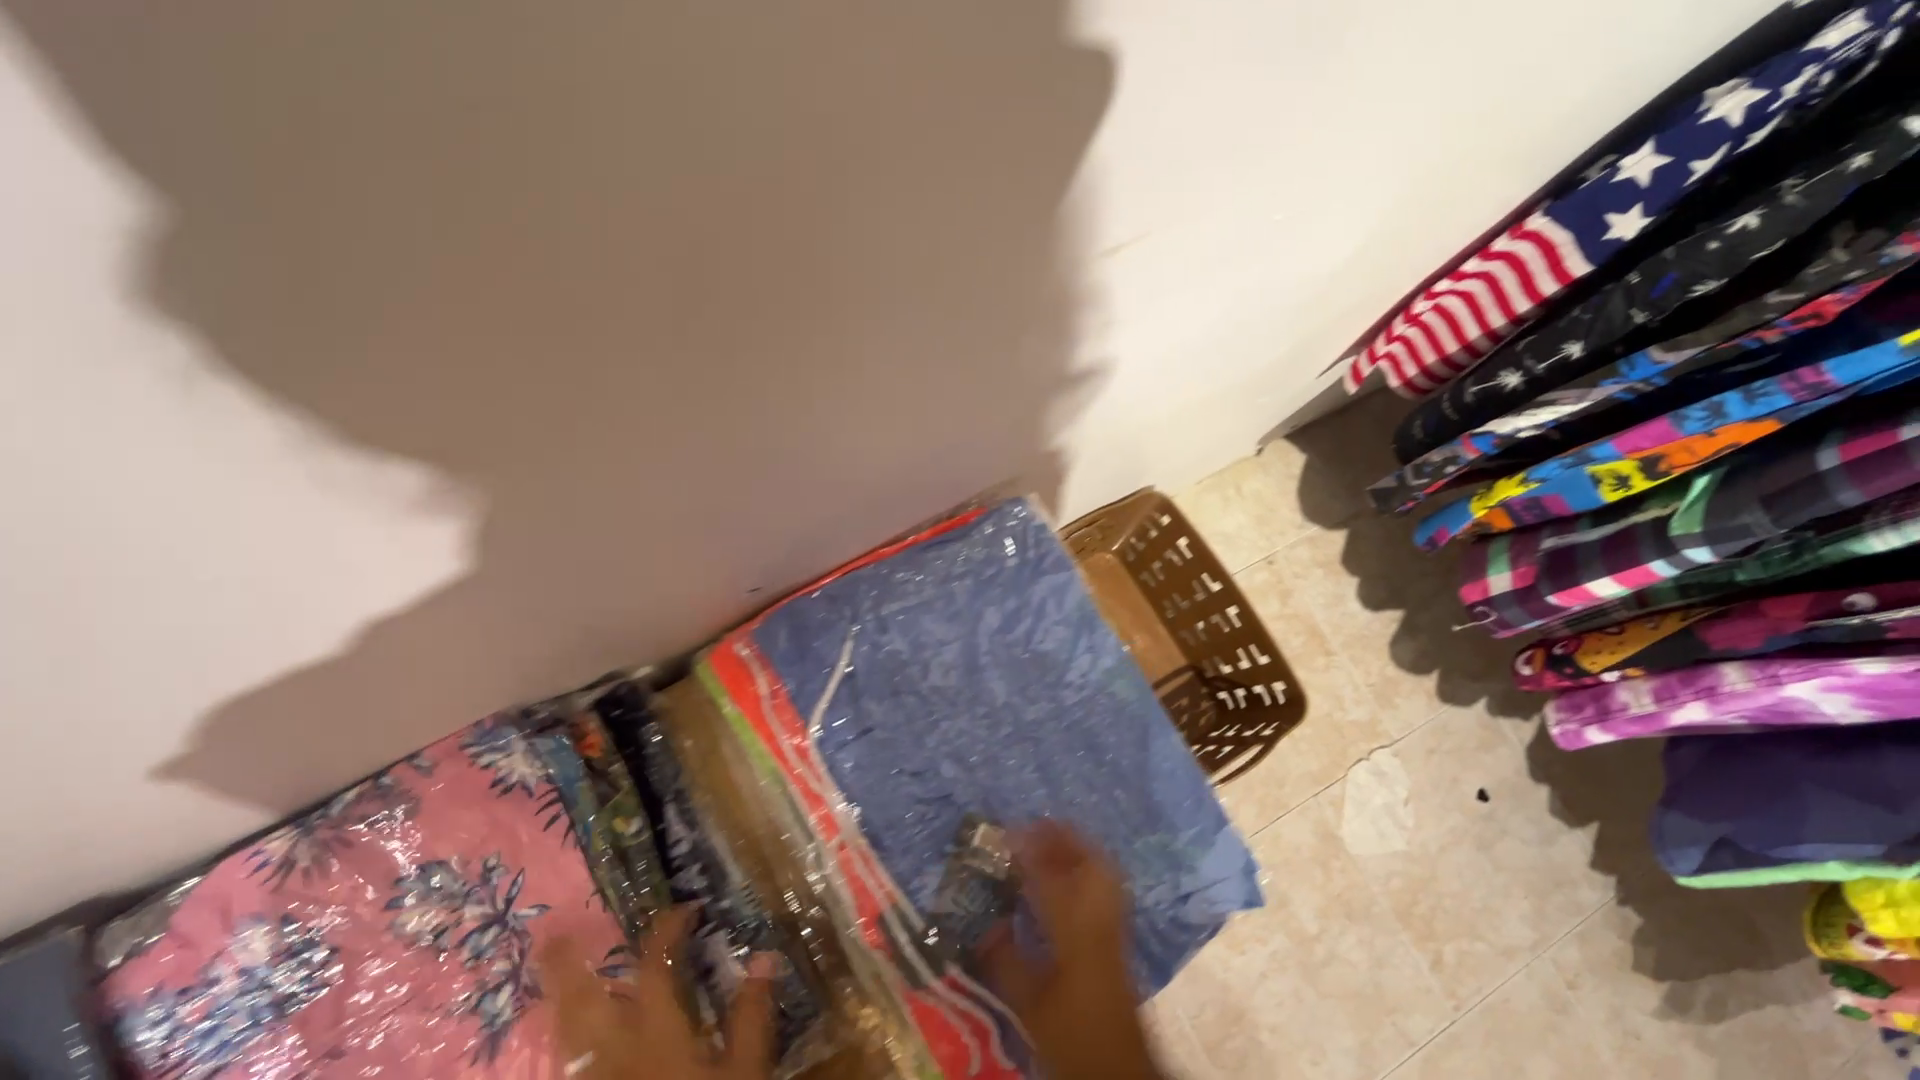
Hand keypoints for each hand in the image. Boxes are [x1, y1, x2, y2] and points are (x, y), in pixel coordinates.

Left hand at [545, 906, 775, 1079]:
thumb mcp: (747, 1073)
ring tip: (556, 977)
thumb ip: (751, 1015)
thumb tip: (764, 958)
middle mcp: (614, 1052)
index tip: (686, 911)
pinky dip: (569, 1040)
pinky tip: (578, 1038)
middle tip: (554, 936)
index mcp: (658, 1034)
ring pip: (564, 1034)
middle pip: (579, 999)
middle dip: (564, 965)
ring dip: (559, 1000)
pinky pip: (569, 1064)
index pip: (654, 966)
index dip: (667, 930)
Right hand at [979, 821, 1164, 1079]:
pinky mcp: (1122, 937)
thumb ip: (1006, 959)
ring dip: (1079, 850)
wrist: (1119, 1065)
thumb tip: (987, 922)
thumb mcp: (1028, 1002)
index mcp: (1075, 934)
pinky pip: (1108, 887)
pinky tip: (1073, 873)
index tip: (1008, 832)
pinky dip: (1090, 869)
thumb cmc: (1070, 1035)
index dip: (1030, 851)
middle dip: (1063, 838)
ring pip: (1104, 872)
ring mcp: (1117, 927)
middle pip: (1089, 865)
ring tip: (1053, 838)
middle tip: (1034, 824)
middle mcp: (1101, 922)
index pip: (1051, 878)